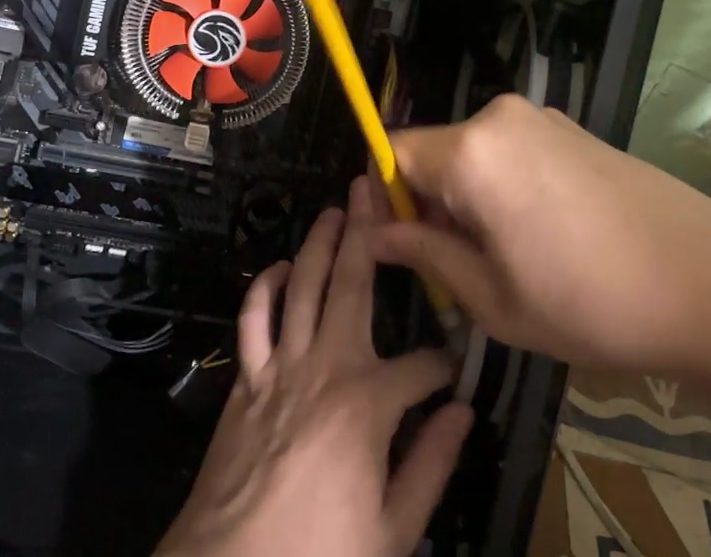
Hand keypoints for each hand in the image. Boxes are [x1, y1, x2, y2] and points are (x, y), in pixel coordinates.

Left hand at [156, 188, 474, 556]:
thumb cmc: (322, 553)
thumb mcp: (395, 528)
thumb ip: (432, 463)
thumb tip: (463, 410)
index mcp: (371, 402)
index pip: (425, 366)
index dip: (445, 366)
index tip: (455, 374)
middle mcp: (326, 367)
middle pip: (353, 284)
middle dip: (369, 234)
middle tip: (375, 189)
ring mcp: (280, 367)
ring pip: (304, 288)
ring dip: (320, 244)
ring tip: (336, 209)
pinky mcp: (246, 380)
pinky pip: (254, 318)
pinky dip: (266, 287)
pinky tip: (281, 267)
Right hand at [369, 93, 710, 373]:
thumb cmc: (590, 302)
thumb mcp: (492, 297)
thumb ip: (424, 255)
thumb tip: (373, 233)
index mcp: (471, 151)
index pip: (390, 154)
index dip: (382, 200)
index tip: (395, 248)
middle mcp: (501, 118)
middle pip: (434, 153)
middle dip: (429, 205)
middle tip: (453, 270)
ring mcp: (544, 120)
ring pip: (474, 156)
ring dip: (468, 201)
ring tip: (505, 261)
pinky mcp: (575, 132)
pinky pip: (512, 154)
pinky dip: (504, 189)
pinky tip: (542, 239)